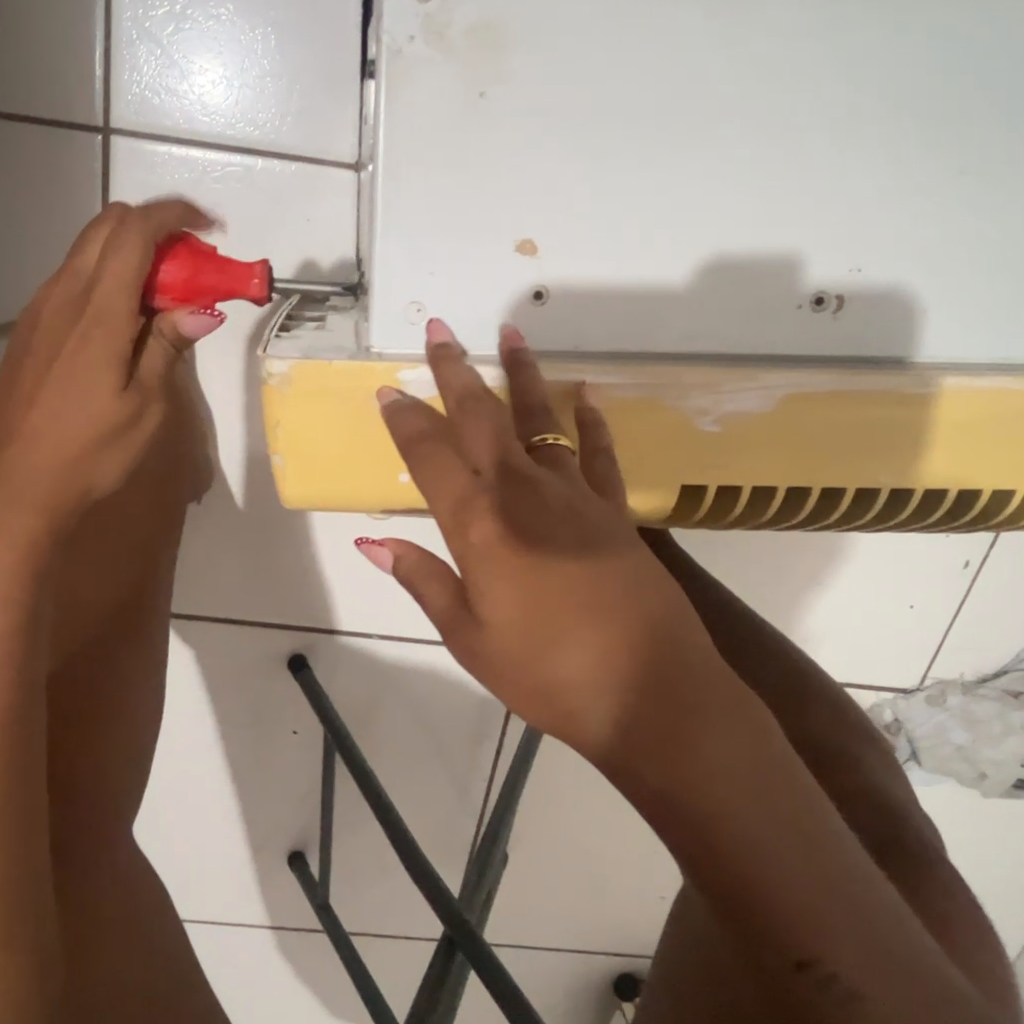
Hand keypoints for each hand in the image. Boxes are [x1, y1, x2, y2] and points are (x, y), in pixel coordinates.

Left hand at [0, 200, 223, 537]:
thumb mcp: (145, 406)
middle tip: (192, 268)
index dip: (174, 216)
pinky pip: (72, 281)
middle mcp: (63, 295)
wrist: (14, 486)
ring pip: (87, 252)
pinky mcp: (29, 330)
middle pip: (108, 227)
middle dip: (155, 231)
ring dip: (130, 256)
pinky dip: (107, 280)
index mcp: (98, 310)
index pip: (135, 231)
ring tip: (165, 300)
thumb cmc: (89, 452)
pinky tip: (125, 324)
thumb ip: (169, 347)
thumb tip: (202, 307)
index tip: (209, 229)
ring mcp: (40, 310)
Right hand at [359, 321, 729, 761]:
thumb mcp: (470, 637)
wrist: (651, 692)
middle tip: (439, 330)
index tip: (388, 391)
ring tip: (510, 332)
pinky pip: (598, 453)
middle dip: (456, 374)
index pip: (431, 459)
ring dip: (523, 375)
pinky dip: (589, 421)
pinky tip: (584, 394)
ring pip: (541, 421)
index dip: (406, 423)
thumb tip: (372, 543)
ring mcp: (575, 498)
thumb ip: (424, 581)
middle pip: (482, 421)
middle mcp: (523, 495)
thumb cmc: (547, 674)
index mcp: (479, 526)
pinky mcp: (615, 512)